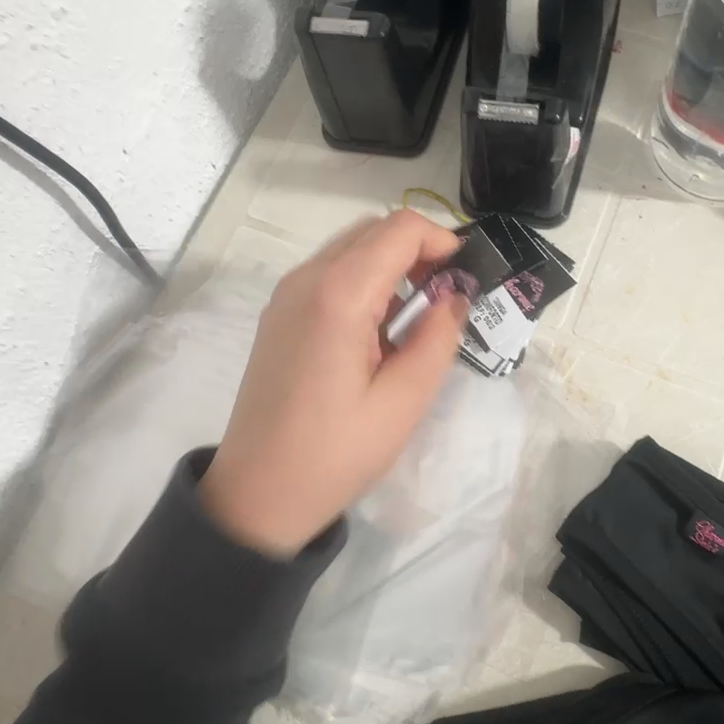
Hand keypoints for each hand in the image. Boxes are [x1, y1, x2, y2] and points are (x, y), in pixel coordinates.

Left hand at [200, 210, 469, 556]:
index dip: (441, 241)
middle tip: (446, 298)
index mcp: (337, 296)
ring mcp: (286, 295)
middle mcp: (305, 280)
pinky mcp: (279, 314)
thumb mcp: (403, 402)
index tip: (465, 278)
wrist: (257, 494)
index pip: (399, 229)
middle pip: (373, 230)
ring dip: (391, 266)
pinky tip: (378, 332)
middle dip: (418, 250)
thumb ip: (438, 337)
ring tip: (416, 320)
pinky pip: (330, 274)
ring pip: (351, 249)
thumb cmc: (334, 453)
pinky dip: (364, 282)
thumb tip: (455, 296)